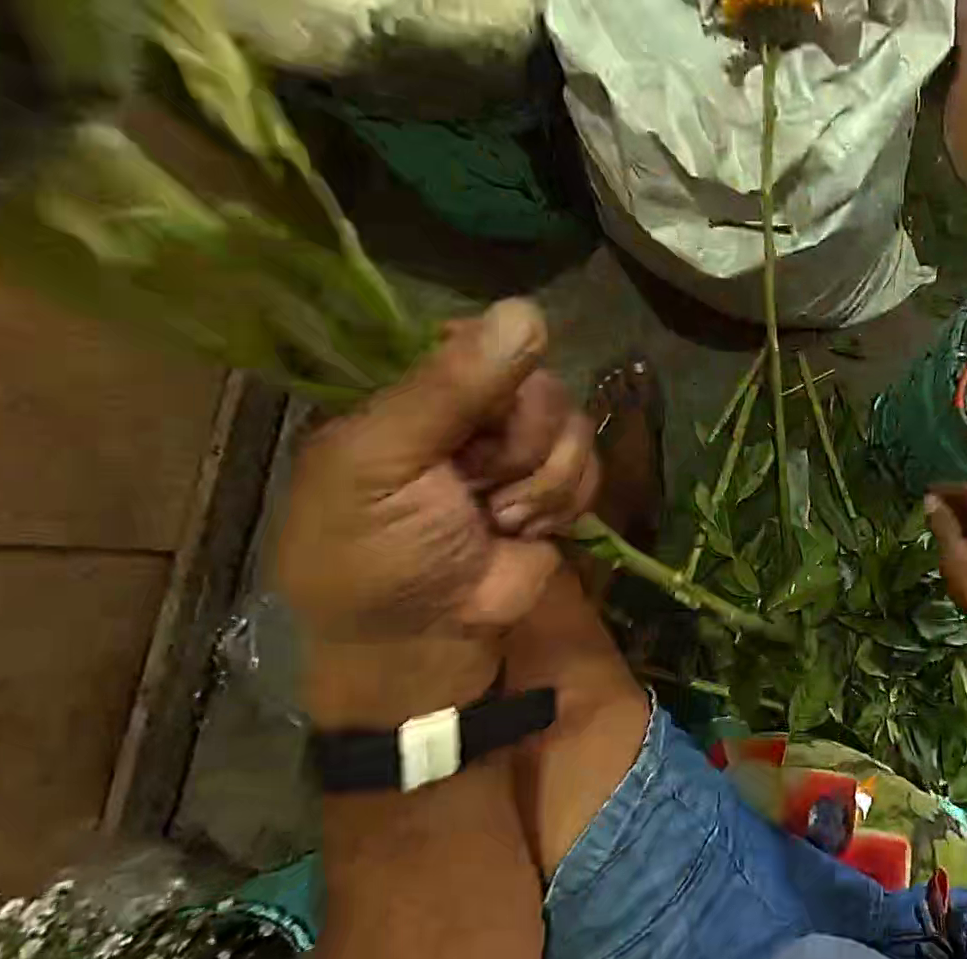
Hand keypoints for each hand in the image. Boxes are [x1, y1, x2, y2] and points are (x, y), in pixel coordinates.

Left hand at [278, 299, 596, 643]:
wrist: (424, 640)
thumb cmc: (375, 553)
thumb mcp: (384, 464)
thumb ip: (449, 388)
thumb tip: (528, 310)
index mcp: (417, 394)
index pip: (480, 340)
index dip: (495, 372)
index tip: (479, 415)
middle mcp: (475, 414)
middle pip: (540, 384)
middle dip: (520, 442)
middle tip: (479, 482)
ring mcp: (522, 453)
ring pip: (574, 426)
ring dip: (543, 481)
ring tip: (501, 518)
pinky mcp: (559, 491)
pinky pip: (591, 467)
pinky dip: (566, 501)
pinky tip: (529, 529)